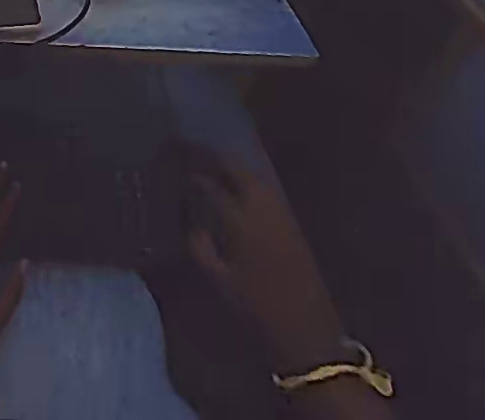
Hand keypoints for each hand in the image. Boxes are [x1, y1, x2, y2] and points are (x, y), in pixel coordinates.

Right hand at [185, 157, 344, 371]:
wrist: (309, 336)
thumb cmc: (258, 310)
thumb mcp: (221, 282)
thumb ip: (202, 249)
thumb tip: (194, 226)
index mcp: (241, 223)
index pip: (212, 186)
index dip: (194, 171)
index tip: (175, 157)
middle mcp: (263, 212)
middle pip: (239, 171)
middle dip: (216, 156)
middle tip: (194, 147)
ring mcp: (282, 218)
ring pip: (257, 178)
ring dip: (235, 166)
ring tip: (213, 160)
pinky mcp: (294, 227)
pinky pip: (269, 192)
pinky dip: (251, 181)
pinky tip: (239, 185)